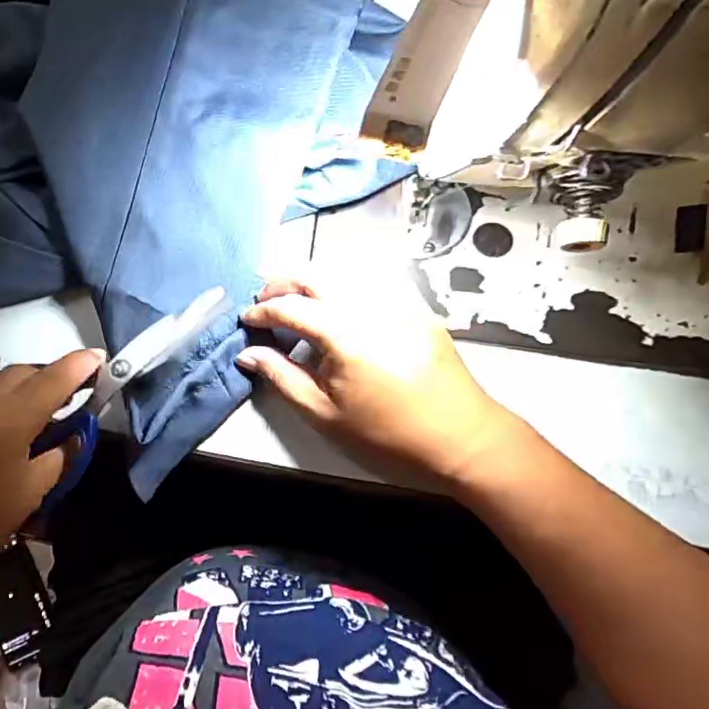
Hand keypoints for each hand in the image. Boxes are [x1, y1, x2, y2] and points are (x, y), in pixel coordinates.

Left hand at [0, 349, 103, 602]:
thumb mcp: (29, 495)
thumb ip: (58, 456)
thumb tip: (71, 433)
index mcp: (11, 416)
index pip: (56, 378)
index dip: (80, 365)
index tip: (96, 357)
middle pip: (22, 373)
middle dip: (43, 383)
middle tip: (52, 407)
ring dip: (5, 394)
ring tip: (4, 425)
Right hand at [236, 276, 521, 484]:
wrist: (462, 438)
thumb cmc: (387, 433)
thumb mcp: (323, 413)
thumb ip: (281, 376)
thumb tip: (248, 354)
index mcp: (346, 335)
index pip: (291, 307)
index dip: (262, 311)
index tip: (246, 321)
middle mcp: (371, 307)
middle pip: (315, 274)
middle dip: (282, 284)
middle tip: (265, 304)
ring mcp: (398, 302)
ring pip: (342, 271)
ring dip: (311, 281)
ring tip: (295, 303)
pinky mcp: (415, 306)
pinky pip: (370, 280)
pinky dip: (342, 285)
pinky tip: (335, 307)